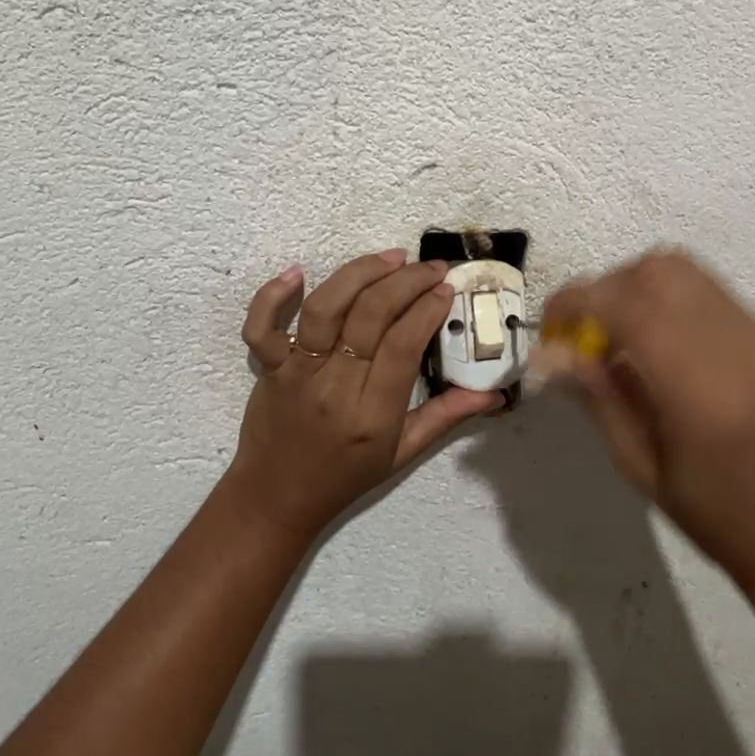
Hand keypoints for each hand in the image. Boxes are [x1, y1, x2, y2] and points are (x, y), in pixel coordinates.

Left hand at [228, 249, 503, 539]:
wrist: (276, 498)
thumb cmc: (345, 476)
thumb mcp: (402, 455)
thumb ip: (446, 417)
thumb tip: (494, 393)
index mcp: (372, 414)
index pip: (403, 345)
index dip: (427, 309)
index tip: (446, 289)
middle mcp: (334, 388)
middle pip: (369, 316)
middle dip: (405, 282)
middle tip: (430, 267)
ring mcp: (297, 374)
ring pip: (324, 309)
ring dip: (358, 273)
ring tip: (390, 258)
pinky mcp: (268, 368)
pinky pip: (260, 328)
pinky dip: (272, 296)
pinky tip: (296, 272)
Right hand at [541, 249, 754, 589]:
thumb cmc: (713, 514)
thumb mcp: (638, 465)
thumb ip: (596, 396)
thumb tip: (547, 351)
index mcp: (701, 392)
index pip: (629, 308)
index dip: (578, 302)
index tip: (549, 327)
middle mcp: (736, 347)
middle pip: (656, 272)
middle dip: (605, 288)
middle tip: (582, 331)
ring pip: (682, 269)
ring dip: (634, 286)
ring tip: (615, 331)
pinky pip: (705, 290)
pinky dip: (664, 298)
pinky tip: (654, 341)